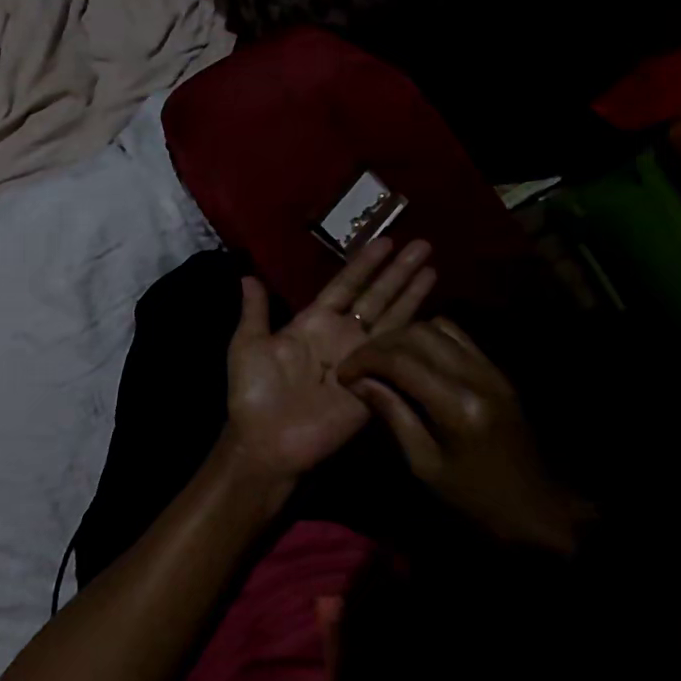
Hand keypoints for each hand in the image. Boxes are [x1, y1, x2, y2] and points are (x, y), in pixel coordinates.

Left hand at [219, 238, 435, 486]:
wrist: (267, 439)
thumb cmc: (254, 392)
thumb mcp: (248, 344)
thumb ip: (255, 311)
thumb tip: (247, 275)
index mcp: (313, 323)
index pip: (346, 285)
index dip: (365, 264)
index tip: (385, 241)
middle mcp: (342, 336)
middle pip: (376, 296)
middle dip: (399, 271)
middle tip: (423, 245)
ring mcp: (361, 358)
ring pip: (392, 318)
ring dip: (412, 294)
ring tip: (432, 267)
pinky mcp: (375, 383)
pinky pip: (396, 355)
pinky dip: (414, 335)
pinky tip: (433, 315)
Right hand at [338, 319, 590, 555]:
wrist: (536, 506)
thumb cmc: (474, 498)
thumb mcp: (424, 464)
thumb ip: (393, 415)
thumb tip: (360, 382)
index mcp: (456, 405)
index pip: (400, 361)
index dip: (365, 360)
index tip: (342, 373)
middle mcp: (475, 375)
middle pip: (419, 334)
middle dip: (381, 344)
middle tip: (358, 365)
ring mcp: (491, 369)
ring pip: (440, 327)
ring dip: (406, 337)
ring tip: (384, 360)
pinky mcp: (497, 371)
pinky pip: (459, 337)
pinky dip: (430, 340)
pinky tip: (415, 361)